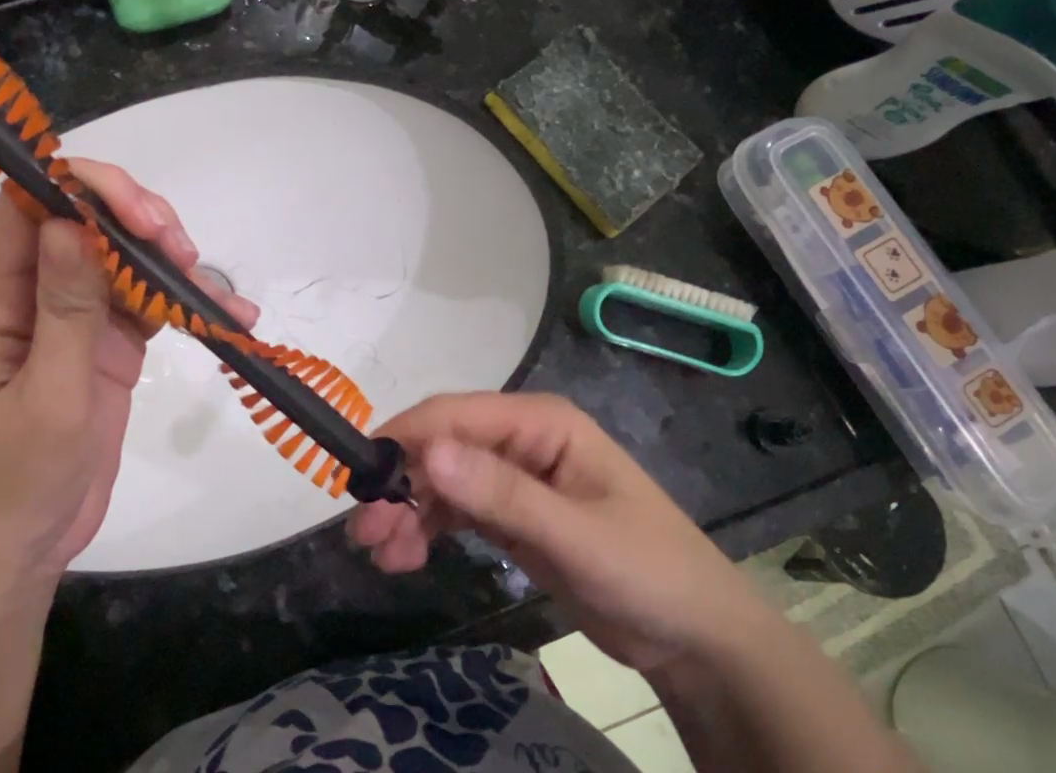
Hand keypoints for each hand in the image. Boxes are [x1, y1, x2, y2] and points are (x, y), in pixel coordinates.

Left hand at [0, 159, 258, 584]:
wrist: (21, 550)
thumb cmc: (15, 481)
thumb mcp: (47, 396)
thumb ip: (65, 309)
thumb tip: (70, 220)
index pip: (28, 207)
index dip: (80, 189)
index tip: (137, 215)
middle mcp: (33, 293)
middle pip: (85, 219)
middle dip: (136, 220)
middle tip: (182, 251)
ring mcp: (74, 318)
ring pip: (122, 256)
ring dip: (169, 258)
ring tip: (212, 289)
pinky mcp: (108, 347)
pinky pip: (147, 305)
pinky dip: (186, 303)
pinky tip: (229, 315)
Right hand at [348, 393, 772, 671]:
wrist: (695, 640)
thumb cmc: (650, 574)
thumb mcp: (577, 537)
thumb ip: (503, 495)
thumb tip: (427, 454)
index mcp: (541, 424)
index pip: (455, 416)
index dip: (405, 441)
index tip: (360, 481)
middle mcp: (521, 441)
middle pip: (439, 448)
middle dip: (399, 487)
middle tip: (364, 534)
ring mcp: (513, 479)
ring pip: (438, 482)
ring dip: (405, 514)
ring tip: (380, 556)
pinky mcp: (509, 516)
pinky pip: (452, 511)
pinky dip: (424, 530)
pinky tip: (405, 558)